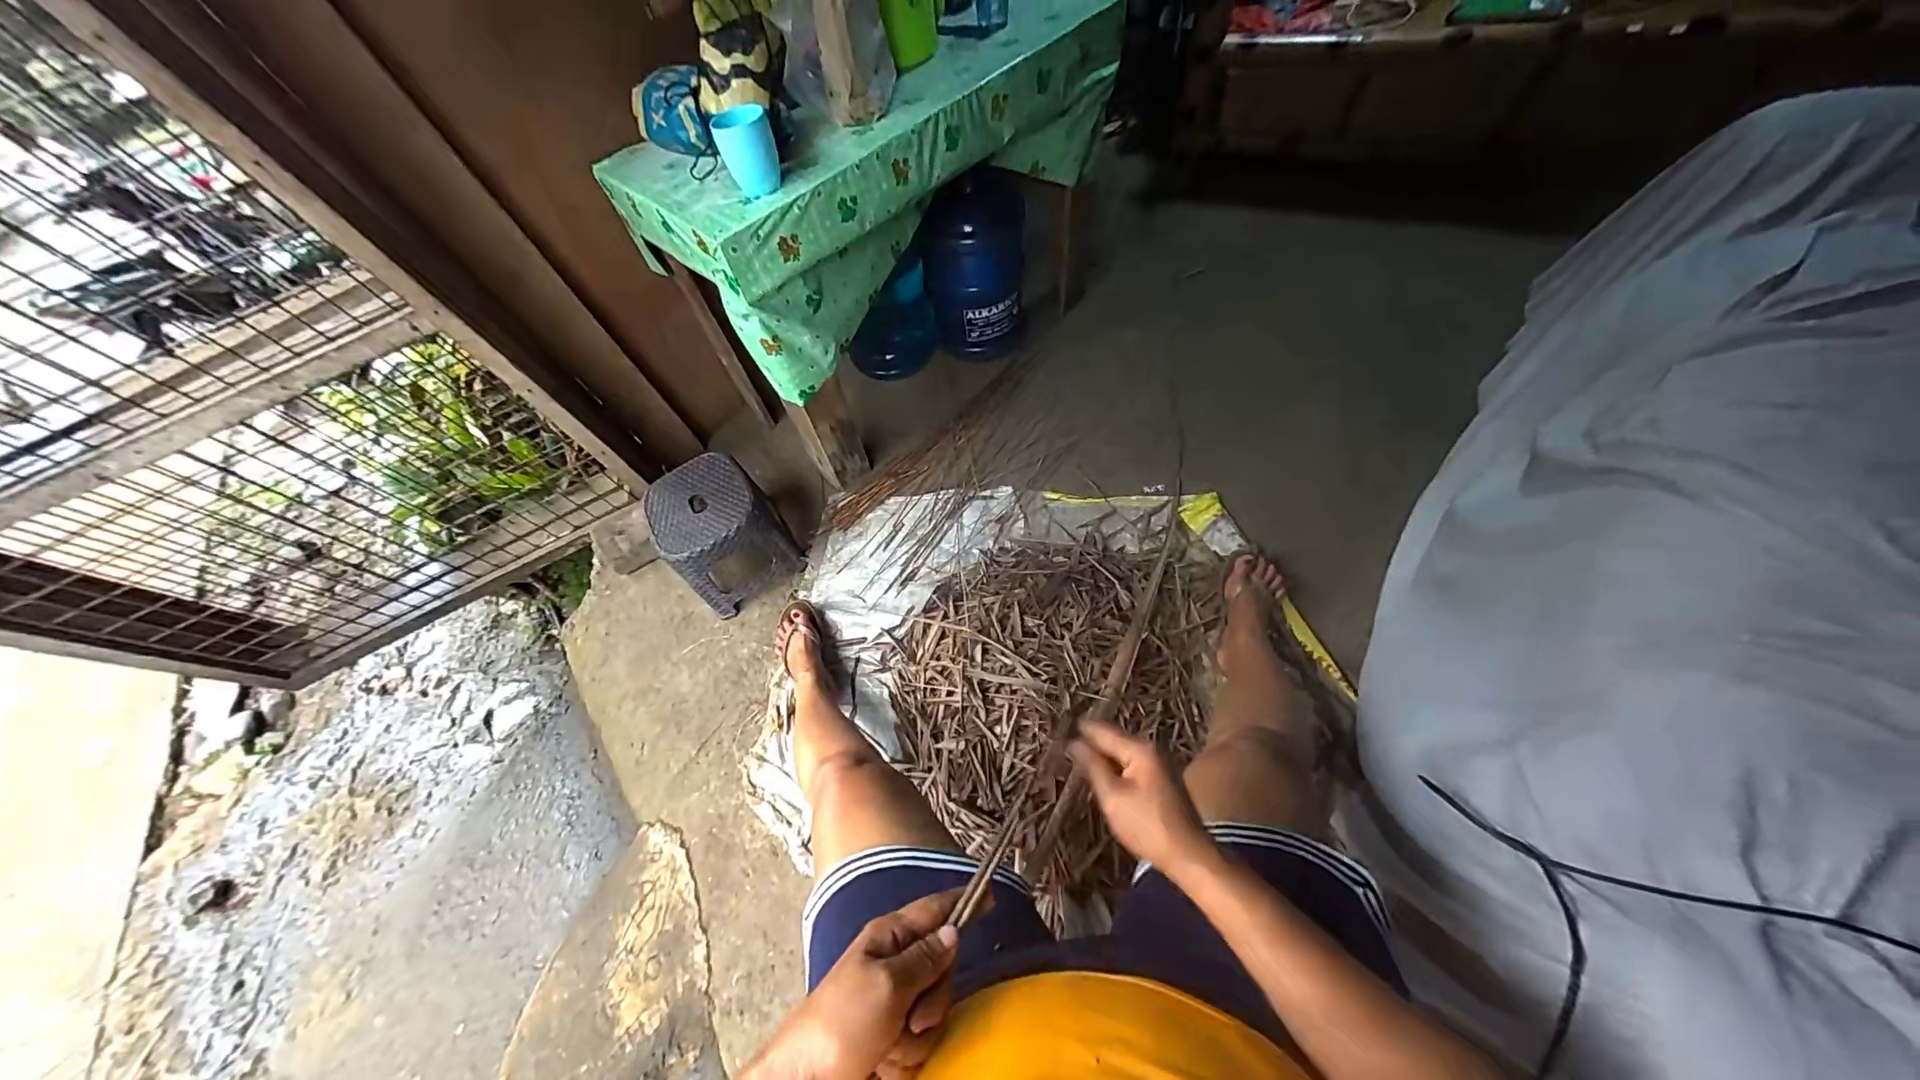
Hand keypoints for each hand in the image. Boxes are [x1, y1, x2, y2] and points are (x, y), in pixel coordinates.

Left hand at [745, 888, 963, 1079]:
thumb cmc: (840, 1025)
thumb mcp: (887, 985)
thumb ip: (925, 959)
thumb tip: (952, 931)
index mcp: (888, 939)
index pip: (934, 911)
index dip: (962, 902)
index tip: (991, 893)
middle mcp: (895, 966)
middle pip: (943, 969)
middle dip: (933, 1000)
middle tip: (910, 1017)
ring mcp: (894, 1004)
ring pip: (936, 1011)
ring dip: (915, 1037)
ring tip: (885, 1046)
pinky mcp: (893, 1038)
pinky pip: (922, 1043)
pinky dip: (905, 1057)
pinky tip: (882, 1064)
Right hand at [1069, 718, 1213, 874]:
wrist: (1188, 856)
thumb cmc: (1147, 826)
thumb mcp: (1113, 797)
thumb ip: (1093, 766)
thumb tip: (1074, 743)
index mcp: (1140, 750)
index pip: (1103, 731)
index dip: (1081, 730)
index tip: (1059, 729)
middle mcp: (1153, 751)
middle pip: (1115, 740)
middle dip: (1092, 742)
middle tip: (1065, 743)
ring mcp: (1161, 766)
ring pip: (1124, 754)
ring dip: (1104, 756)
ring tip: (1078, 757)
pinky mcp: (1163, 781)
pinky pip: (1133, 765)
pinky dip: (1117, 768)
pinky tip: (1103, 775)